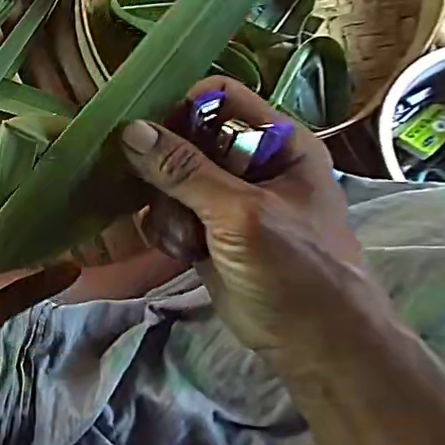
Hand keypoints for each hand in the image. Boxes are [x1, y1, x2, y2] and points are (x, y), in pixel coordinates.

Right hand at [118, 78, 390, 358]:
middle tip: (170, 203)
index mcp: (276, 141)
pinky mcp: (204, 227)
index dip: (180, 112)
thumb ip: (185, 171)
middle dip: (166, 174)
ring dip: (166, 209)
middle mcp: (248, 161)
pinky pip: (165, 210)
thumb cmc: (296, 271)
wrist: (313, 345)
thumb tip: (131, 130)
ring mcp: (224, 196)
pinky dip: (166, 230)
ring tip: (185, 239)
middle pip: (182, 139)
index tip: (148, 141)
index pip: (217, 99)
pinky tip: (183, 252)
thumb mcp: (240, 215)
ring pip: (166, 179)